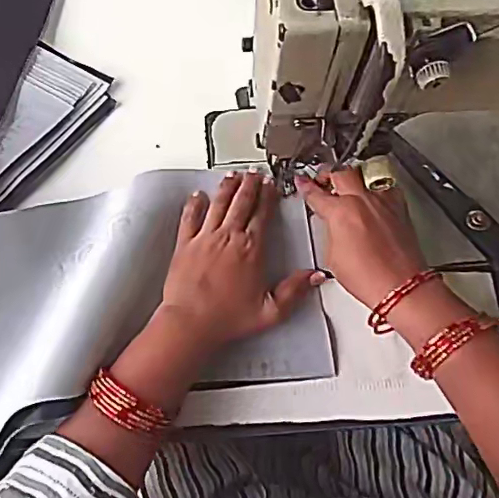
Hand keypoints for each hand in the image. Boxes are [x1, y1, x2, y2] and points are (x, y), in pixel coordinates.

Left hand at [156, 171, 323, 352]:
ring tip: (233, 176)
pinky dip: (195, 204)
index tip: (270, 187)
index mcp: (251, 250)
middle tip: (254, 175)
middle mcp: (228, 238)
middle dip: (249, 185)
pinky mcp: (185, 245)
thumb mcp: (271, 311)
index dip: (268, 197)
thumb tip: (314, 277)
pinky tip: (198, 196)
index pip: (263, 215)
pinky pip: (190, 217)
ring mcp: (205, 239)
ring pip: (218, 204)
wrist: (190, 322)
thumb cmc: (226, 318)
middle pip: (241, 203)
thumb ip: (294, 291)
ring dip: (227, 188)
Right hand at [295, 166, 429, 310]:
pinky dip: (377, 188)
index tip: (303, 183)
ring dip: (354, 177)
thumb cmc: (371, 277)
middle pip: (342, 173)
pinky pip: (386, 188)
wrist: (400, 286)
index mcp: (341, 212)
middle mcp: (363, 201)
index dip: (306, 187)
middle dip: (329, 173)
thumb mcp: (333, 257)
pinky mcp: (400, 209)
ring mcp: (384, 202)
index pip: (316, 193)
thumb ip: (330, 233)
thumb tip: (333, 225)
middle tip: (323, 178)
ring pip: (366, 175)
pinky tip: (374, 196)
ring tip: (349, 183)